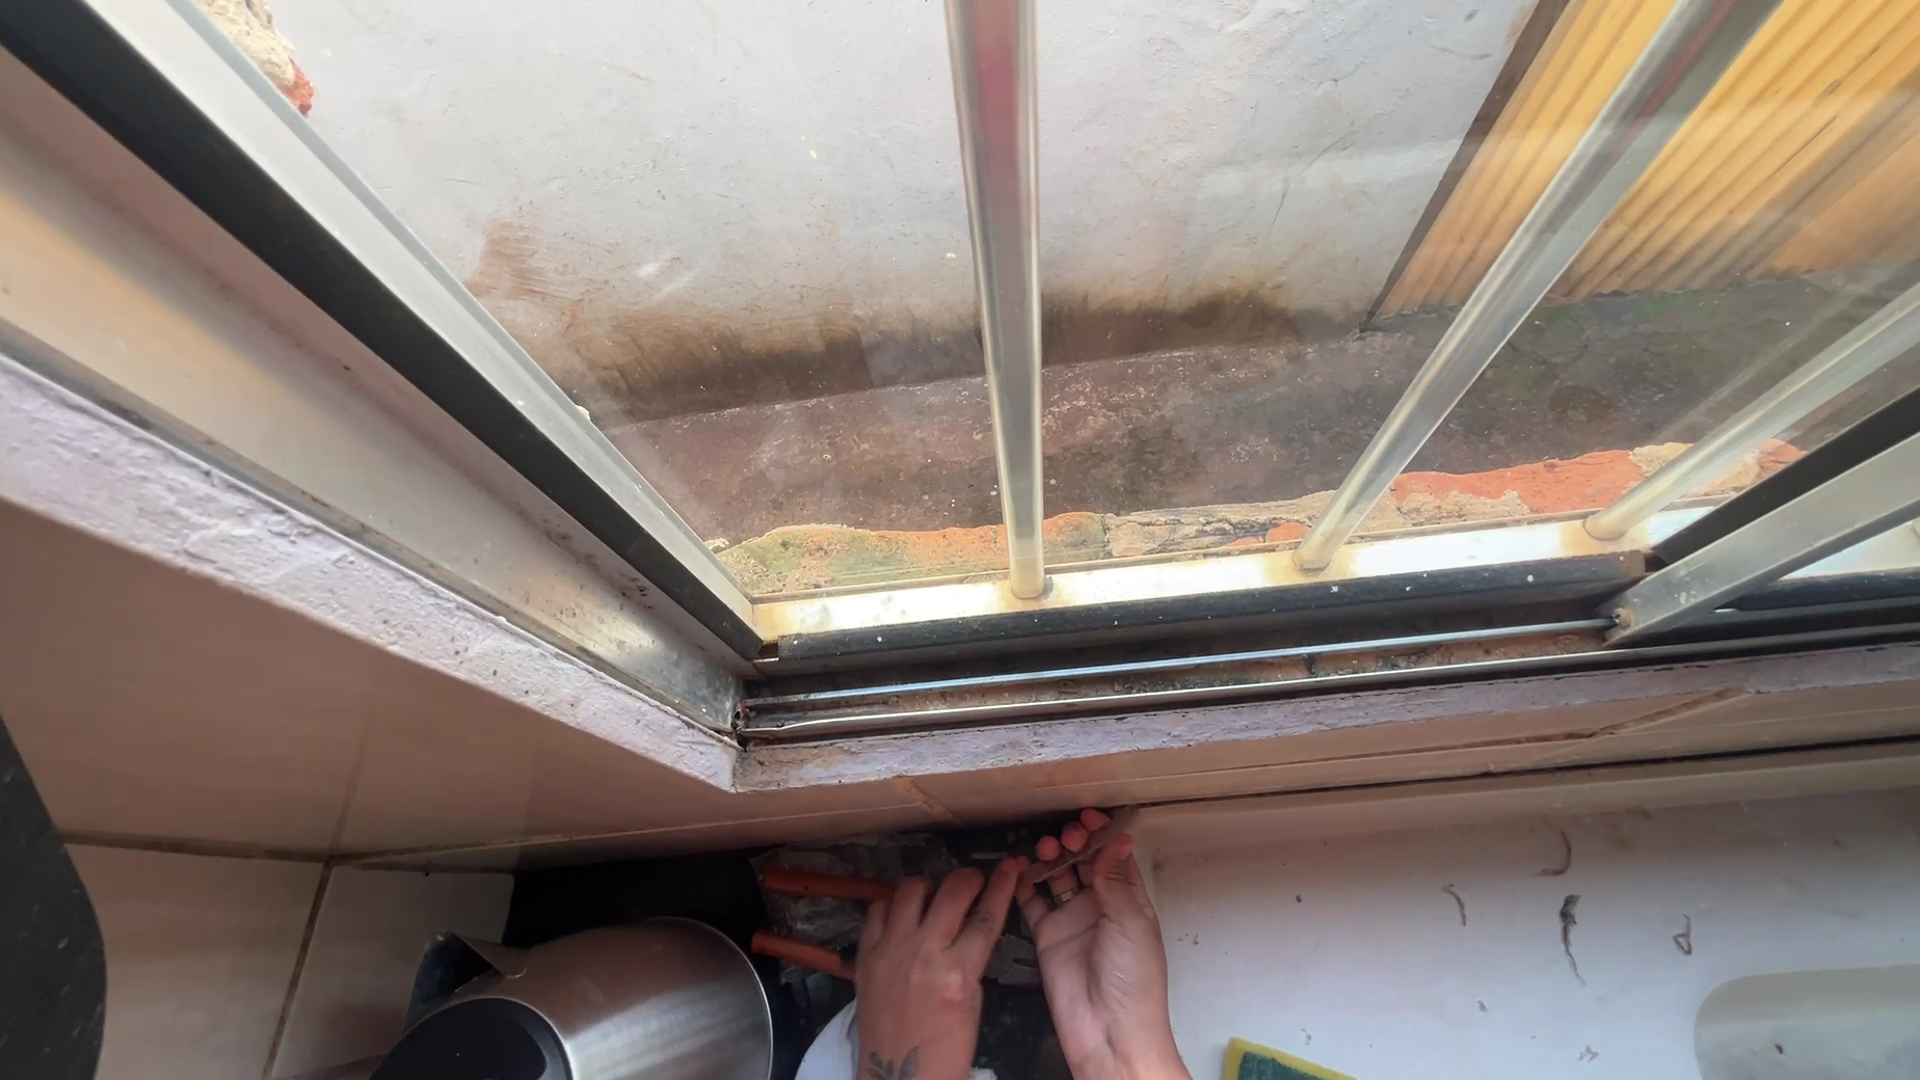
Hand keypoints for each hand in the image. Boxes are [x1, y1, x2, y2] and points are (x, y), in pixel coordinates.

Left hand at [855, 859, 1019, 1079]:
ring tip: (933, 897)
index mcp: (957, 974)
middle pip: (951, 892)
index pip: (986, 917)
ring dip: (928, 887)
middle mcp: (923, 955)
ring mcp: (890, 952)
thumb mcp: (972, 1004)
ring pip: (910, 890)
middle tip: (972, 880)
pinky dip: (892, 906)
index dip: (1001, 886)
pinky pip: (877, 910)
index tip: (1009, 865)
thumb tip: (972, 921)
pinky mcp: (865, 956)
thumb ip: (971, 959)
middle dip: (968, 878)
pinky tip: (901, 917)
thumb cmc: (946, 1049)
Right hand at [1019, 809, 1190, 1079]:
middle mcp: (1099, 905)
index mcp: (1128, 901)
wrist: (1108, 1033)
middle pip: (1084, 862)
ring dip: (1052, 857)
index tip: (1089, 815)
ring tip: (1047, 848)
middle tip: (1068, 834)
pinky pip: (1032, 902)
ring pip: (1058, 876)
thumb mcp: (1130, 922)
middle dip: (1076, 841)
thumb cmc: (1133, 979)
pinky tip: (1018, 868)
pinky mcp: (1047, 934)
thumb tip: (1117, 838)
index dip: (1103, 834)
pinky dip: (1023, 883)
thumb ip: (1114, 879)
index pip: (1114, 857)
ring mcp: (1072, 919)